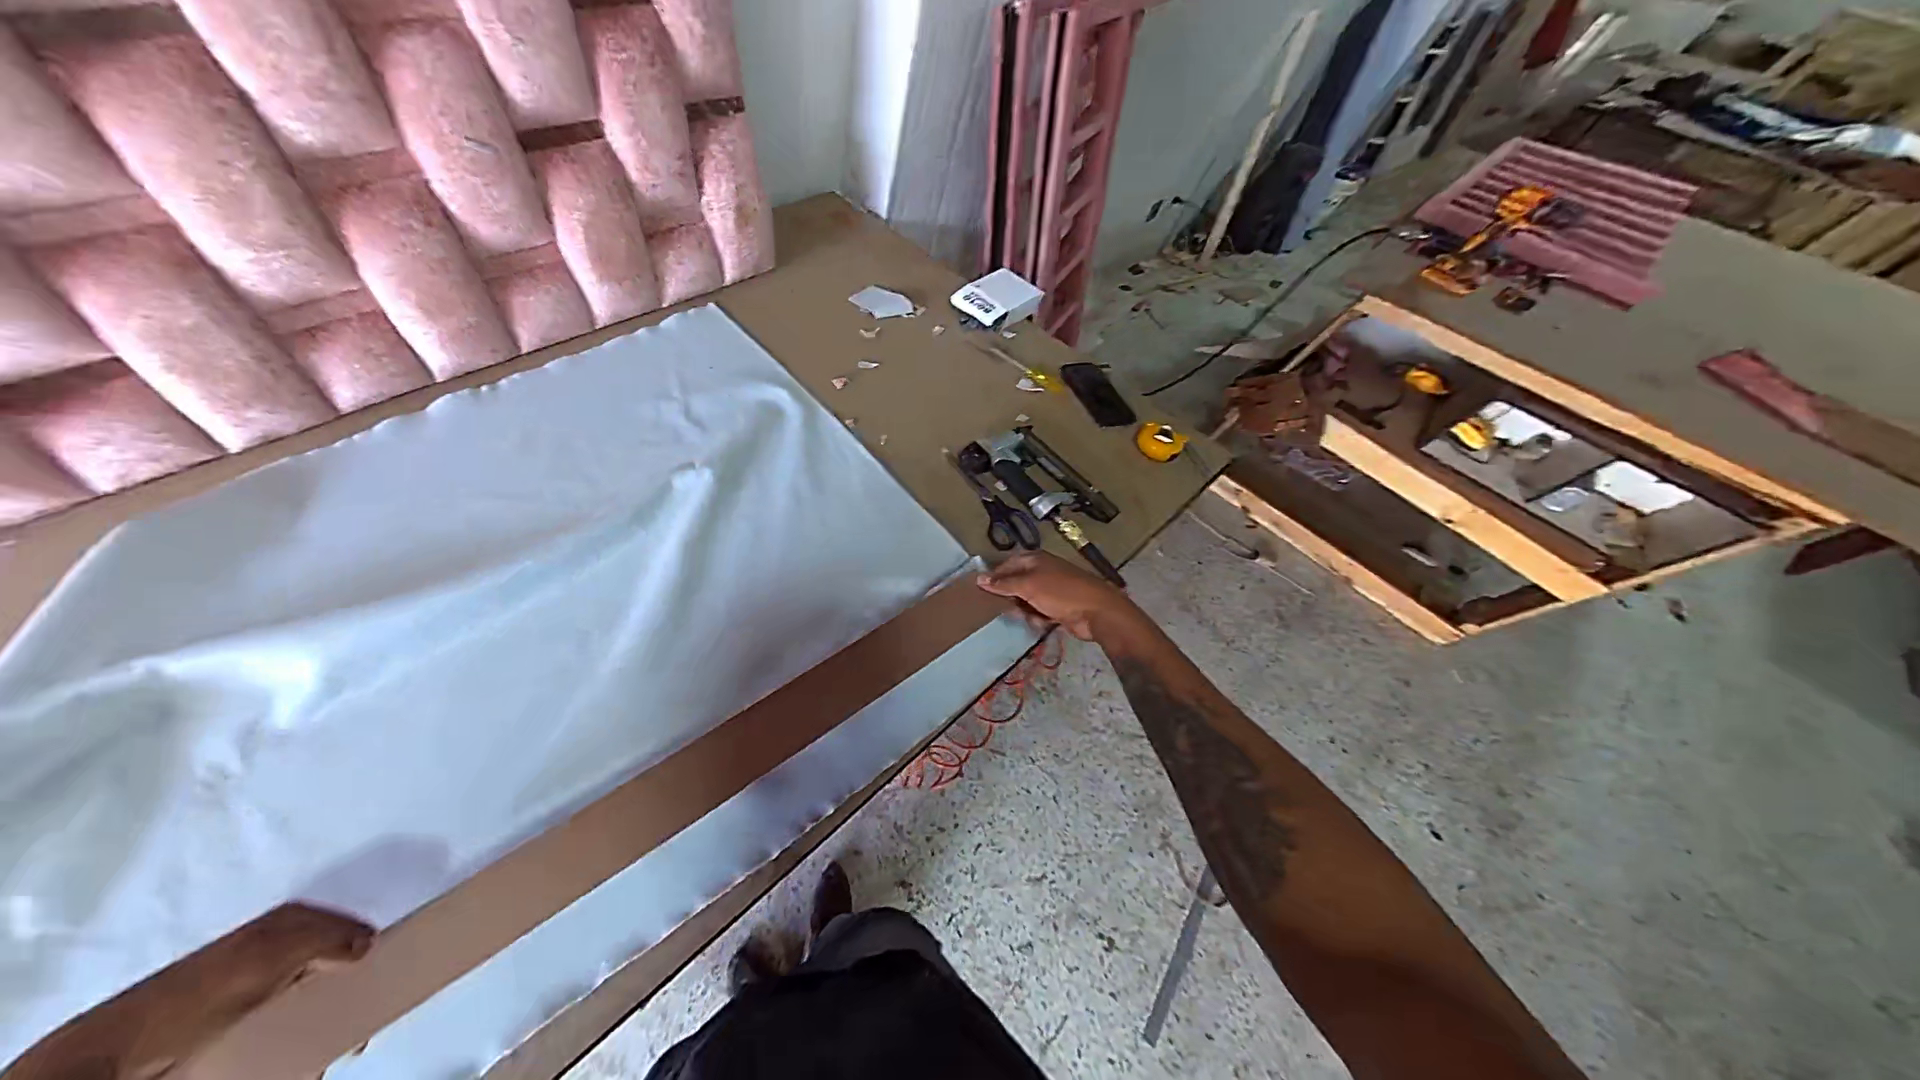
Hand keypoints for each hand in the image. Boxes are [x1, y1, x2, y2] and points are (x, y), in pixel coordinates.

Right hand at [976, 551, 1147, 642]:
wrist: (1096, 611)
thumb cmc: (1060, 593)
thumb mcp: (1028, 586)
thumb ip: (1003, 584)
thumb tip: (980, 579)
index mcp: (1036, 559)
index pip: (1008, 564)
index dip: (995, 576)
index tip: (983, 590)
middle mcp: (1043, 571)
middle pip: (1017, 583)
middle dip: (1011, 597)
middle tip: (1007, 607)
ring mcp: (1052, 589)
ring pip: (1027, 600)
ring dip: (1025, 610)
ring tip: (1030, 616)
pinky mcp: (1059, 607)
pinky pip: (1039, 612)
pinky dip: (1038, 618)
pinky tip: (1042, 622)